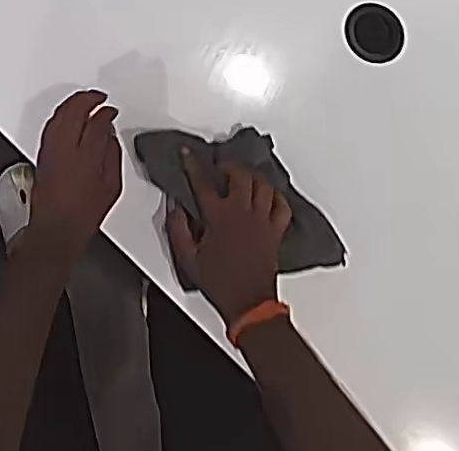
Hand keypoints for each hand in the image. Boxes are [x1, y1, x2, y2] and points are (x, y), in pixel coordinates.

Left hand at [25, 89, 121, 266]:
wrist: (55, 228)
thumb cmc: (82, 213)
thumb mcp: (111, 187)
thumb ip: (112, 156)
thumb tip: (110, 135)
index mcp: (86, 158)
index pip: (97, 123)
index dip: (105, 112)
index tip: (111, 110)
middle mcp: (65, 149)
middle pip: (75, 111)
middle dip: (88, 99)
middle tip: (99, 97)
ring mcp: (51, 149)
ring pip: (61, 114)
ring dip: (73, 102)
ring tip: (86, 99)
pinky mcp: (42, 151)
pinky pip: (52, 123)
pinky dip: (62, 112)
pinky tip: (69, 112)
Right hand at [168, 150, 291, 323]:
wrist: (249, 305)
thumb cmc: (219, 282)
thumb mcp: (187, 257)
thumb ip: (177, 228)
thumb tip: (176, 207)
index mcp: (218, 217)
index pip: (203, 181)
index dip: (193, 163)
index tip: (187, 153)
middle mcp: (242, 213)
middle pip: (240, 175)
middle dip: (229, 165)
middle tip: (220, 166)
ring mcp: (262, 221)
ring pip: (263, 186)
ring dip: (252, 176)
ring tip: (243, 176)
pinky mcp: (276, 232)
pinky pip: (282, 206)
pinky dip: (277, 197)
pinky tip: (268, 195)